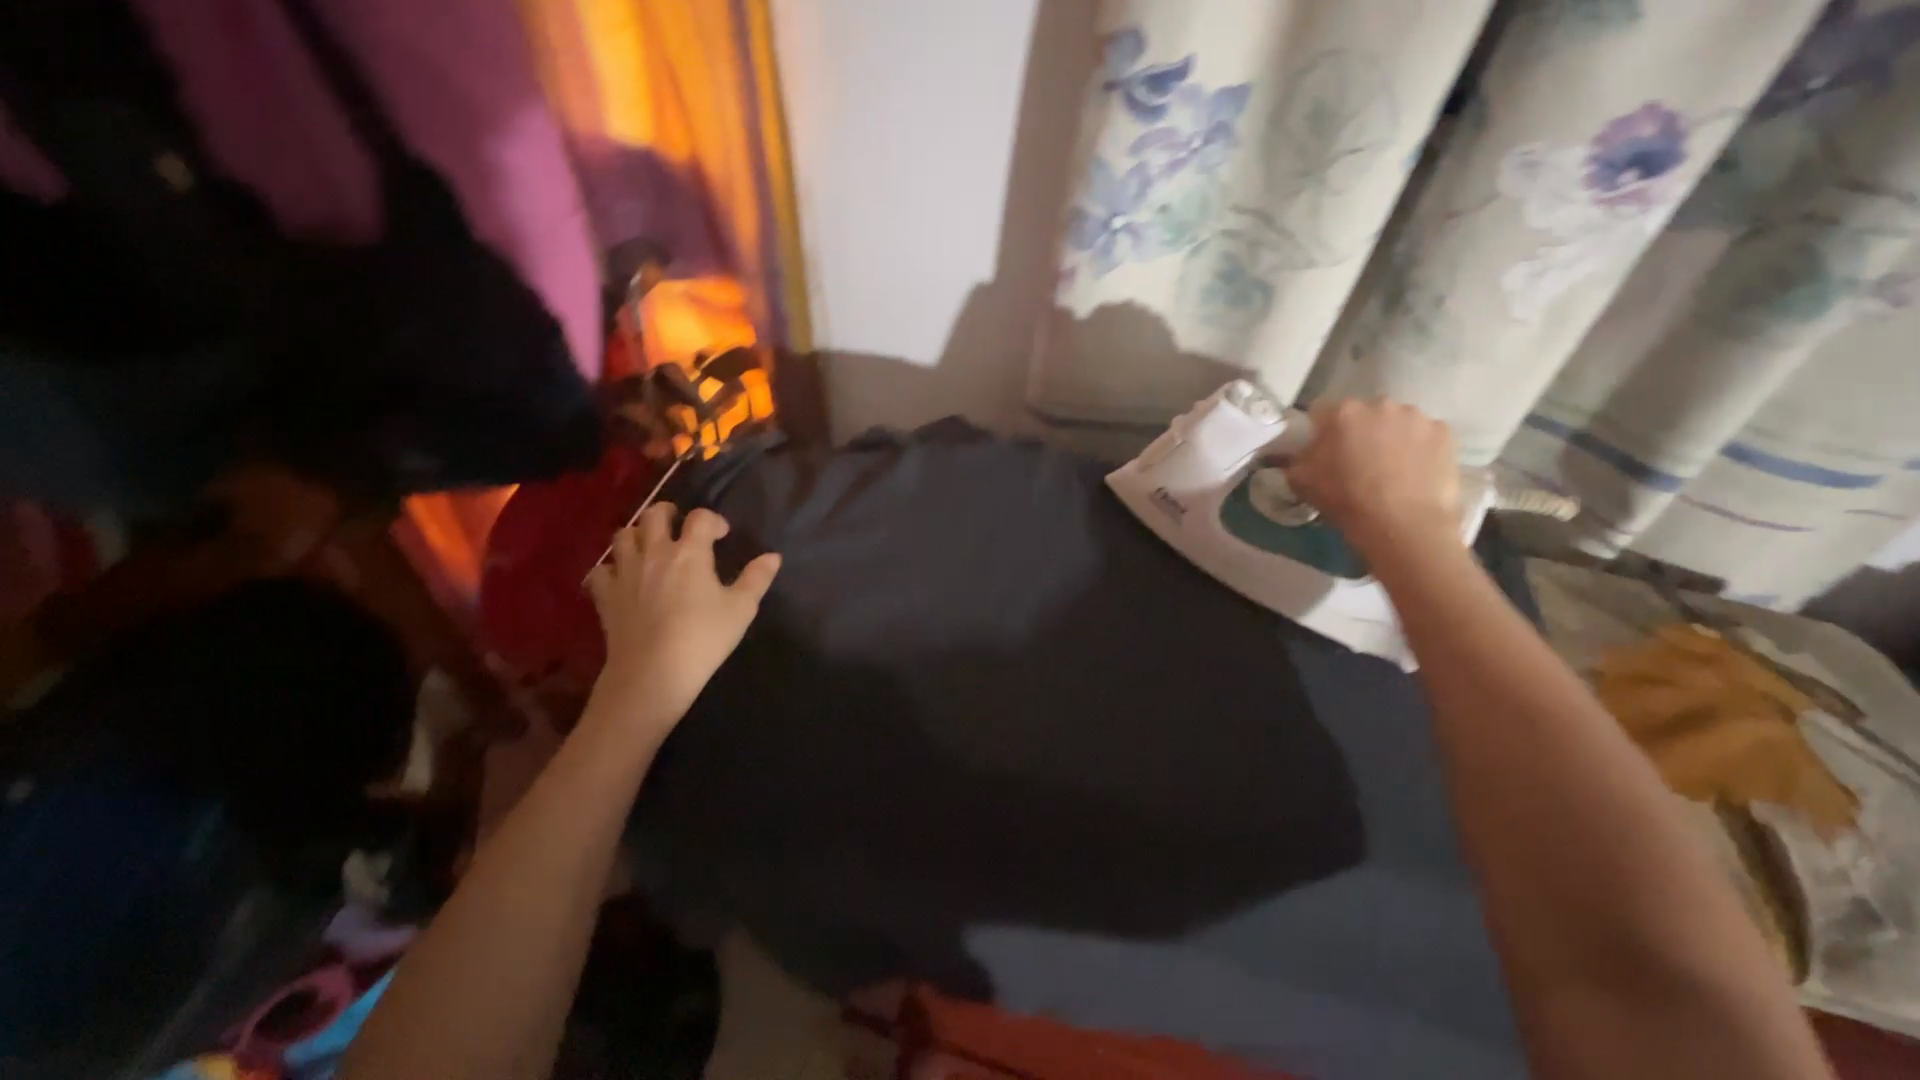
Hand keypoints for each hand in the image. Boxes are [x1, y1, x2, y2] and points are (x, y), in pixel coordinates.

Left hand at [585, 503, 780, 732]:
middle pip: (654, 514)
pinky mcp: (605, 594)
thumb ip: (756, 579)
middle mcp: (654, 552)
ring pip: (623, 535)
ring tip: (648, 546)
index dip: (713, 520)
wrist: (653, 673)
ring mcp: (625, 571)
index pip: (700, 518)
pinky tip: (620, 577)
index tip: (722, 534)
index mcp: (690, 553)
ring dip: (637, 535)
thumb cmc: (703, 639)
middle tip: (678, 526)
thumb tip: (773, 556)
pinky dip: (610, 568)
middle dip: (668, 513)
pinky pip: (600, 569)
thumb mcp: (741, 610)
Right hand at [1283, 398, 1461, 562]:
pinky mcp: (1445, 433)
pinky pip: (1426, 436)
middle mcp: (1380, 404)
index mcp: (1342, 412)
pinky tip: (1416, 474)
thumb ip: (1296, 459)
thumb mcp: (1302, 483)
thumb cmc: (1347, 501)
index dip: (1321, 432)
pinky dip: (1420, 450)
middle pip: (1364, 414)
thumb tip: (1299, 453)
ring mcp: (1417, 417)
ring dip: (1392, 438)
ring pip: (1398, 423)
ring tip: (1393, 470)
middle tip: (1360, 462)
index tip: (1323, 452)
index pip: (1322, 412)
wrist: (1403, 526)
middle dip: (1361, 432)